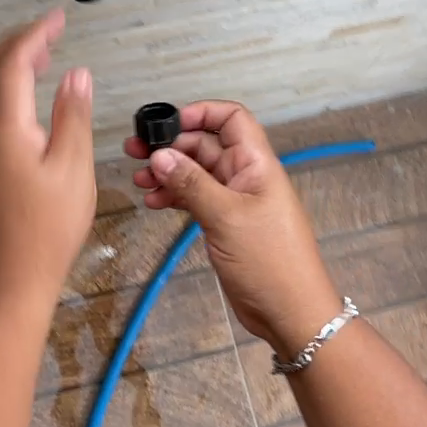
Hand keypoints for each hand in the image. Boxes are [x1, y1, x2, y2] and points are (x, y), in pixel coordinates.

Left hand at [0, 9, 97, 307]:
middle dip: (18, 40)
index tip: (60, 18)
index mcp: (4, 124)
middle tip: (52, 32)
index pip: (14, 61)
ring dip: (8, 60)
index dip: (36, 34)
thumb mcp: (73, 168)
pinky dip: (4, 83)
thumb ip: (73, 115)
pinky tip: (28, 94)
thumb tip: (77, 72)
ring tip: (44, 54)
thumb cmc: (48, 227)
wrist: (9, 276)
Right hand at [125, 101, 341, 358]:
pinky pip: (195, 197)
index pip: (231, 118)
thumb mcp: (226, 217)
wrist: (290, 314)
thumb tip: (160, 155)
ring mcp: (234, 199)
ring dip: (168, 172)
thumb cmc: (269, 261)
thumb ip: (191, 183)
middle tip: (136, 152)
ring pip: (196, 172)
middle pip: (205, 144)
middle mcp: (244, 175)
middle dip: (172, 145)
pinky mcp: (224, 222)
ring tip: (139, 180)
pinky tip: (154, 202)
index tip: (168, 124)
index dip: (201, 113)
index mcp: (256, 163)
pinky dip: (174, 195)